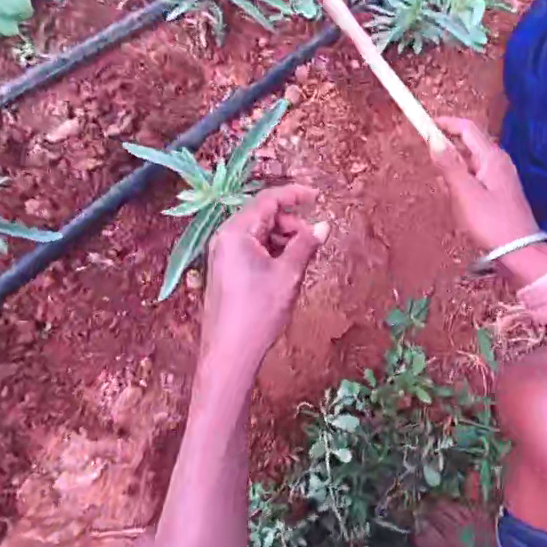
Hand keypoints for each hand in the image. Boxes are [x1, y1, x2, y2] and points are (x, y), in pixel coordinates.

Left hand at [201, 185, 327, 371]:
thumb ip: (306, 245)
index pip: (268, 200)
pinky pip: (252, 250)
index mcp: (236, 232)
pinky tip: (287, 270)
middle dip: (290, 224)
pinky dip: (272, 253)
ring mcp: (223, 255)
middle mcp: (225, 238)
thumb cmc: (257, 312)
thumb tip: (323, 226)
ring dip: (283, 240)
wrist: (230, 351)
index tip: (317, 196)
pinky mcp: (226, 270)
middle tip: (312, 242)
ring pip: (259, 234)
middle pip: (263, 216)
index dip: (294, 195)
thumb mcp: (288, 275)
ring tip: (301, 260)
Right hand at [429, 117, 542, 255]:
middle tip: (430, 162)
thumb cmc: (491, 223)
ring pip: (470, 164)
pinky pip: (475, 179)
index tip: (424, 125)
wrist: (518, 252)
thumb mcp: (465, 193)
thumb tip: (433, 138)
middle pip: (468, 145)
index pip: (467, 128)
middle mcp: (498, 162)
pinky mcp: (499, 194)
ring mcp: (501, 178)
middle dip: (447, 151)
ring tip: (445, 189)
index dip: (445, 124)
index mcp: (492, 157)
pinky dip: (462, 184)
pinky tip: (456, 201)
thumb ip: (448, 165)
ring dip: (453, 171)